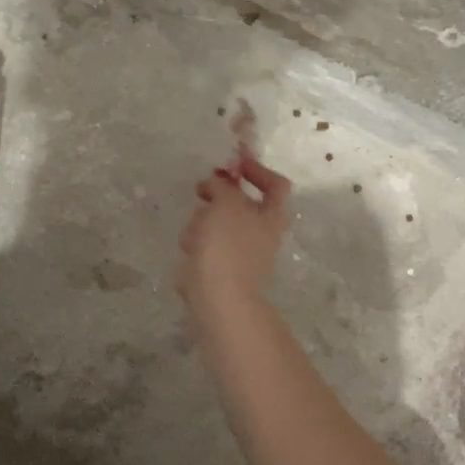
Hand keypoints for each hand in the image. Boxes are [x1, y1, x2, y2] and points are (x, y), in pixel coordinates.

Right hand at [178, 157, 291, 321]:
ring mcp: (241, 252)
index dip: (256, 170)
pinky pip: (206, 246)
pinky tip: (189, 252)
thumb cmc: (227, 247)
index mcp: (272, 216)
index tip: (232, 165)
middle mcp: (261, 233)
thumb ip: (223, 186)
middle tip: (200, 193)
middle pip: (239, 202)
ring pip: (217, 223)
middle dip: (217, 198)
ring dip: (201, 222)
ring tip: (192, 233)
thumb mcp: (226, 204)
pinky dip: (196, 245)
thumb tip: (217, 182)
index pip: (276, 184)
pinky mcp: (220, 268)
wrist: (218, 299)